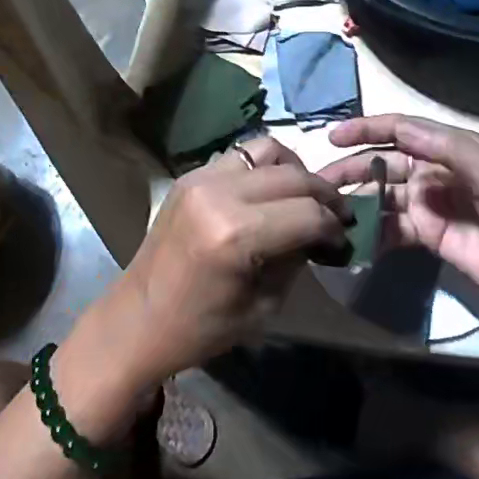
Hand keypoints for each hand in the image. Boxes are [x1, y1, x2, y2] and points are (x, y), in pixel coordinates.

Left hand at [93, 137, 351, 386]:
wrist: (135, 322)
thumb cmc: (200, 328)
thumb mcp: (264, 305)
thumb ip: (297, 258)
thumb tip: (324, 232)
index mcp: (236, 235)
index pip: (309, 214)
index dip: (334, 227)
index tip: (343, 240)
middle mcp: (219, 194)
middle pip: (295, 177)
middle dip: (325, 196)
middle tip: (337, 216)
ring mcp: (202, 178)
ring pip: (270, 151)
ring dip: (296, 171)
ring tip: (304, 196)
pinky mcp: (191, 175)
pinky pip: (242, 155)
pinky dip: (267, 167)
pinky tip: (272, 191)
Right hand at [319, 115, 478, 313]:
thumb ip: (449, 149)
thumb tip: (402, 129)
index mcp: (453, 150)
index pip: (403, 131)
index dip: (368, 129)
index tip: (333, 136)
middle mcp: (437, 172)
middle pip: (385, 163)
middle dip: (354, 167)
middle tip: (320, 182)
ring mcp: (431, 206)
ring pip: (384, 196)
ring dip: (357, 199)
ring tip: (327, 210)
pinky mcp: (430, 238)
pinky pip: (392, 230)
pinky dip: (371, 232)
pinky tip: (350, 239)